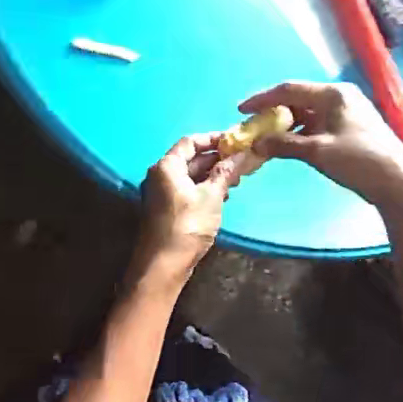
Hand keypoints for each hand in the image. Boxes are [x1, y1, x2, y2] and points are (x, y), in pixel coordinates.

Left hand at [133, 133, 245, 279]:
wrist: (163, 263)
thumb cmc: (188, 225)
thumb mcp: (211, 196)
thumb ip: (225, 173)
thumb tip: (242, 154)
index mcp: (167, 166)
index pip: (191, 141)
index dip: (214, 139)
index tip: (236, 141)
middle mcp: (160, 174)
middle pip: (190, 158)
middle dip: (216, 159)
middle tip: (242, 162)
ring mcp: (161, 192)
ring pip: (190, 175)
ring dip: (212, 175)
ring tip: (237, 180)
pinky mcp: (166, 207)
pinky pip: (187, 189)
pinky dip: (204, 188)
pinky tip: (223, 196)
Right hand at [237, 81, 402, 209]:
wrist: (399, 184)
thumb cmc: (358, 160)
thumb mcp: (316, 151)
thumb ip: (282, 144)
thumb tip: (255, 143)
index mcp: (333, 95)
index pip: (288, 90)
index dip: (262, 99)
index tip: (241, 110)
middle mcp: (340, 98)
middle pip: (297, 100)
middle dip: (272, 113)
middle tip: (252, 127)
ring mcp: (346, 113)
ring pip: (305, 114)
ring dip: (284, 126)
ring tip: (265, 139)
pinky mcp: (349, 129)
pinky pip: (315, 125)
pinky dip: (298, 134)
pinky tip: (286, 147)